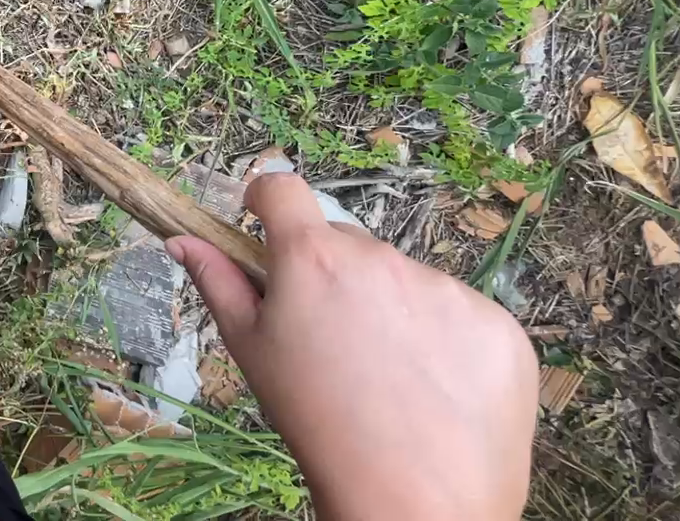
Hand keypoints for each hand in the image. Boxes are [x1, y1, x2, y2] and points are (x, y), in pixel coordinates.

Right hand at [167, 173, 536, 520]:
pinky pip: (455, 307)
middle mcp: (381, 258)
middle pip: (342, 239)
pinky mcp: (499, 325)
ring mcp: (447, 290)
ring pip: (399, 274)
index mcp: (312, 256)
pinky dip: (438, 329)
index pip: (283, 188)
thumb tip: (180, 239)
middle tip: (326, 327)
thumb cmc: (312, 414)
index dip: (266, 199)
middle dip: (328, 267)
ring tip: (383, 363)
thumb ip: (214, 279)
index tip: (264, 221)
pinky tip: (430, 377)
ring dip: (384, 299)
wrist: (414, 497)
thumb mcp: (247, 343)